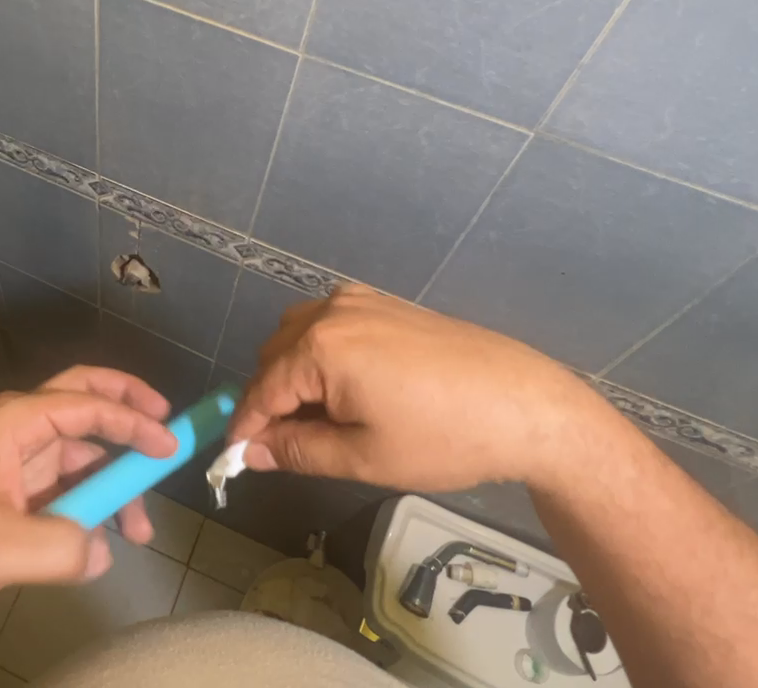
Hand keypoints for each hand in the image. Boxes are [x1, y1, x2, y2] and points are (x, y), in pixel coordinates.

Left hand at [0, 367, 175, 686]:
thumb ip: (62, 547)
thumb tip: (104, 549)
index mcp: (16, 421)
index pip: (88, 406)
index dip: (134, 422)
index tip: (169, 447)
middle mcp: (22, 429)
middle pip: (86, 399)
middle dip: (129, 409)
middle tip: (167, 430)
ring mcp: (19, 460)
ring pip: (83, 452)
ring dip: (115, 481)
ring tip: (140, 528)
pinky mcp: (16, 491)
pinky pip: (69, 485)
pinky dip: (95, 504)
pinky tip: (107, 539)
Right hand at [228, 284, 620, 492]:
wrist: (522, 403)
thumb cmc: (441, 437)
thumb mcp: (363, 457)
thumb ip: (296, 450)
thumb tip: (250, 451)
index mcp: (321, 346)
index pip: (262, 388)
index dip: (245, 425)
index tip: (234, 456)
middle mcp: (332, 311)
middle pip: (274, 355)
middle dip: (270, 398)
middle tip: (284, 445)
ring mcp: (359, 300)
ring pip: (298, 334)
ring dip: (292, 372)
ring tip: (318, 418)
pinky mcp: (383, 302)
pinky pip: (329, 322)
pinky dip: (319, 352)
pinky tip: (346, 386)